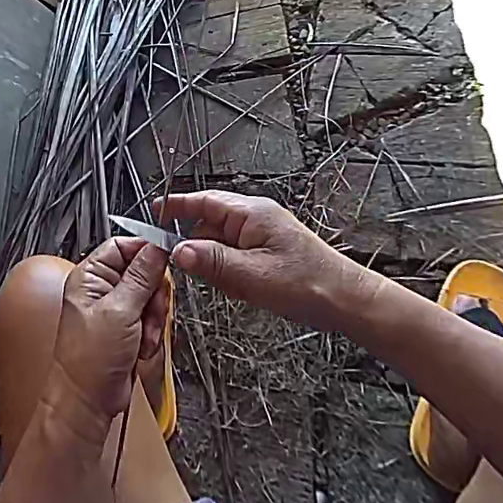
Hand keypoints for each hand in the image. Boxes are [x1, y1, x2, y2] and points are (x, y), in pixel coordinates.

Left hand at [42, 237, 171, 446]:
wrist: (87, 402)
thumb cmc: (88, 360)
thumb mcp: (120, 311)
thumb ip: (142, 276)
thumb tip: (157, 247)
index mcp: (90, 276)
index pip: (123, 245)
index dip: (146, 251)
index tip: (165, 261)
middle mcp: (101, 289)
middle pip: (143, 271)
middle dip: (153, 295)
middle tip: (150, 311)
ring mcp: (115, 309)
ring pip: (151, 296)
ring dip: (155, 318)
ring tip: (143, 335)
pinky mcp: (127, 328)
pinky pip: (151, 318)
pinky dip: (153, 333)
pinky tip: (142, 346)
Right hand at [159, 190, 380, 333]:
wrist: (347, 301)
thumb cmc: (310, 284)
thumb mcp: (252, 276)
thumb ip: (212, 262)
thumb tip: (178, 252)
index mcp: (251, 213)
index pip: (203, 201)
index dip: (176, 206)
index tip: (155, 211)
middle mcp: (255, 217)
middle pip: (209, 223)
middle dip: (198, 247)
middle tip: (189, 268)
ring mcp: (261, 233)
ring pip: (220, 242)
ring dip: (216, 263)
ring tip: (232, 285)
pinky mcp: (267, 250)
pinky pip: (235, 255)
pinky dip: (230, 270)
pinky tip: (242, 288)